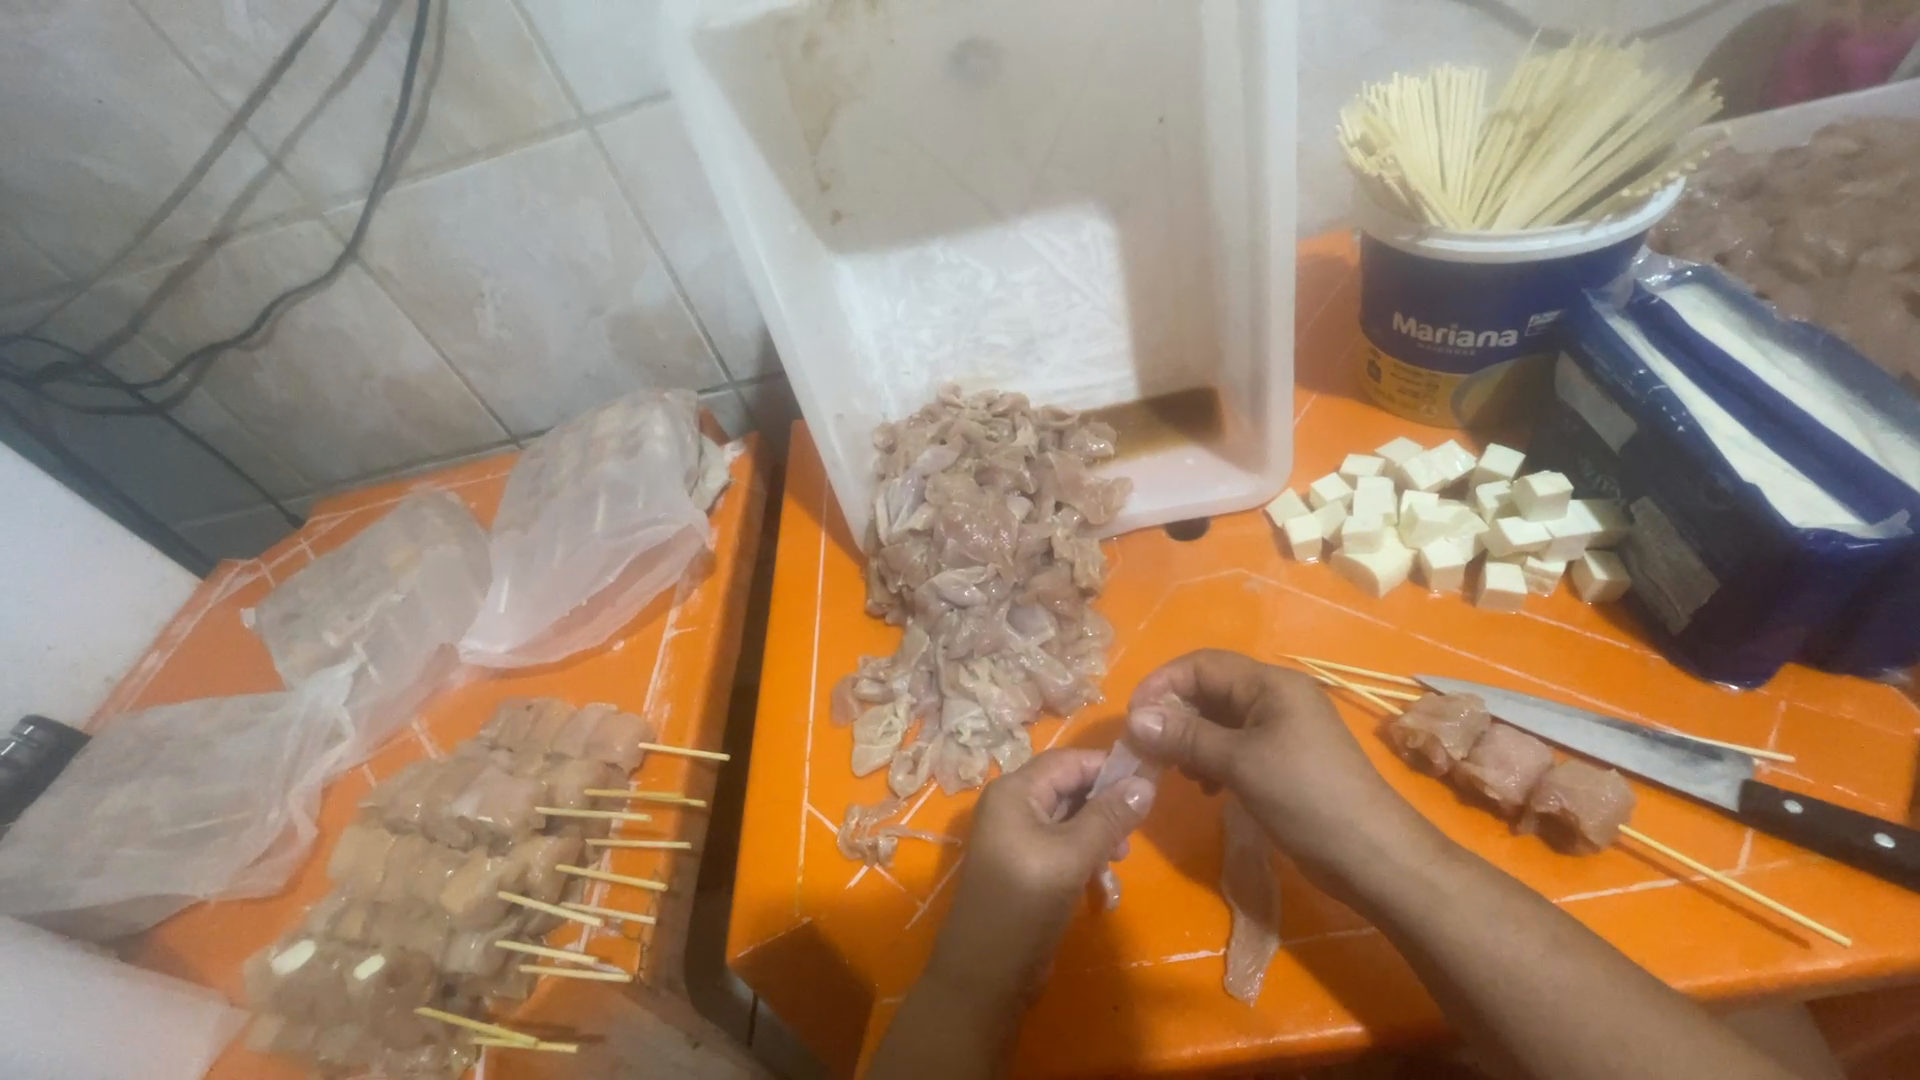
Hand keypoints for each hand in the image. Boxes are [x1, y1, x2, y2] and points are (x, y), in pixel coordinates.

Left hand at [925, 748, 1154, 1004]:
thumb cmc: (1026, 902)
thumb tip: (1146, 783)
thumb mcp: (1072, 855)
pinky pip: (1063, 847)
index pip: (1069, 760)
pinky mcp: (1026, 865)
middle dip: (1105, 807)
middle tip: (1134, 833)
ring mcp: (1017, 837)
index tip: (1148, 783)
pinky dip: (1086, 861)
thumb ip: (1109, 816)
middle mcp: (1013, 805)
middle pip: (1070, 788)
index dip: (1108, 767)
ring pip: (1071, 820)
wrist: (986, 973)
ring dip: (1099, 838)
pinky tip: (1104, 889)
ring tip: (1119, 862)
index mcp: (1015, 791)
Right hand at [1126, 650, 1438, 893]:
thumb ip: (1186, 736)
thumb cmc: (1306, 797)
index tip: (1133, 720)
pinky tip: (1205, 786)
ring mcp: (1282, 729)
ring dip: (1190, 739)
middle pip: (1209, 690)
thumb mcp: (1240, 763)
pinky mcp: (1283, 759)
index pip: (1201, 664)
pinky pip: (1234, 745)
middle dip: (1173, 715)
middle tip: (1147, 749)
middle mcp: (1276, 697)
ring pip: (1218, 720)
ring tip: (1174, 770)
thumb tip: (1135, 719)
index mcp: (1271, 684)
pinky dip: (1211, 759)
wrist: (1374, 857)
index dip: (1162, 684)